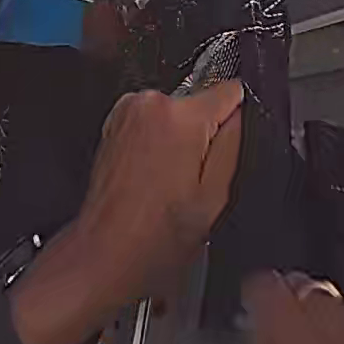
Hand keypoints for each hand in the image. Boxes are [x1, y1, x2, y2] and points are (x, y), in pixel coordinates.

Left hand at [10, 81, 243, 343]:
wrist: (103, 253)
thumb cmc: (154, 236)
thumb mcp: (215, 196)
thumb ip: (233, 143)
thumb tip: (239, 113)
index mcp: (182, 118)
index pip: (230, 90)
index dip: (235, 117)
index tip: (226, 143)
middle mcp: (152, 103)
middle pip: (200, 102)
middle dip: (203, 132)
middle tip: (192, 174)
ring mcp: (129, 108)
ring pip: (177, 110)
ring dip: (179, 135)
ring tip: (168, 178)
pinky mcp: (115, 119)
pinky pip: (154, 118)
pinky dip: (157, 138)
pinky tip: (151, 173)